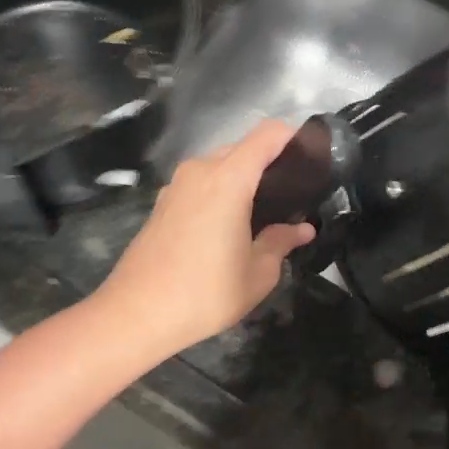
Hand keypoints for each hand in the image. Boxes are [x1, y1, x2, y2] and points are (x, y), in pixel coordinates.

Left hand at [96, 121, 315, 352]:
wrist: (136, 313)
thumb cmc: (205, 293)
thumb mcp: (257, 274)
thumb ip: (281, 242)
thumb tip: (301, 229)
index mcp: (228, 179)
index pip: (268, 135)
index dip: (293, 138)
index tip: (312, 159)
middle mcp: (200, 171)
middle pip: (243, 148)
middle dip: (269, 163)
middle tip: (292, 196)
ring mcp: (176, 186)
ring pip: (219, 165)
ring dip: (242, 179)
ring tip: (263, 212)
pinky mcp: (162, 203)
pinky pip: (201, 184)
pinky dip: (220, 192)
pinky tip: (229, 225)